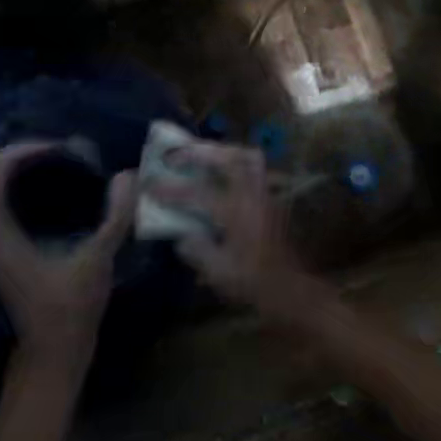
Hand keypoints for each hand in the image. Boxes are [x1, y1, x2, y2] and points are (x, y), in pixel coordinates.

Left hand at [0, 142, 136, 364]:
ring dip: (17, 173)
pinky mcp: (2, 254)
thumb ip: (114, 217)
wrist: (55, 353)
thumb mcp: (97, 260)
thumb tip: (128, 177)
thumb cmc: (71, 309)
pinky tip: (53, 193)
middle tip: (57, 152)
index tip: (54, 147)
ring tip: (57, 165)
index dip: (18, 153)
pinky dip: (20, 192)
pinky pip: (1, 208)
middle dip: (19, 158)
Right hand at [147, 142, 331, 321]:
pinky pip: (255, 169)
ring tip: (200, 155)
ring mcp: (265, 195)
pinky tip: (219, 174)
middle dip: (199, 152)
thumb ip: (195, 248)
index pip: (198, 193)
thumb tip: (181, 234)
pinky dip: (235, 163)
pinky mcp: (271, 200)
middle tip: (175, 155)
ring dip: (222, 151)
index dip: (171, 189)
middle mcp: (253, 197)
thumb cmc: (253, 283)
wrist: (290, 289)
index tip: (150, 185)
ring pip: (248, 157)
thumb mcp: (217, 272)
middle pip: (229, 158)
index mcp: (236, 213)